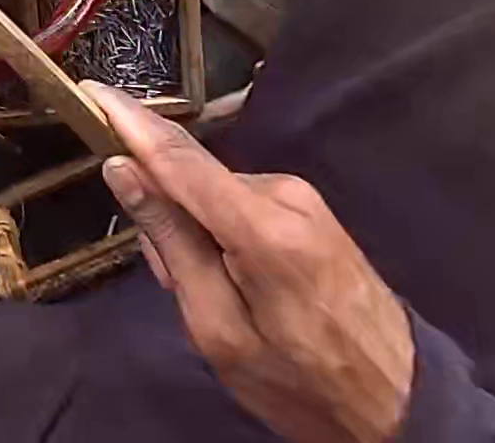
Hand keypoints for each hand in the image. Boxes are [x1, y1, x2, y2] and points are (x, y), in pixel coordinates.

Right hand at [85, 81, 414, 442]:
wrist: (403, 403)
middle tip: (172, 275)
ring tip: (213, 290)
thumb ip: (170, 242)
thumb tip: (123, 170)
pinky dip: (216, 224)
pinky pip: (236, 196)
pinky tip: (235, 274)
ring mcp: (297, 191)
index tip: (91, 91)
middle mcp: (281, 190)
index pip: (178, 158)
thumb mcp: (219, 329)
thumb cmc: (301, 384)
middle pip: (190, 173)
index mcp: (262, 229)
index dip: (129, 121)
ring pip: (210, 188)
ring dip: (191, 222)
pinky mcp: (303, 199)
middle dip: (160, 203)